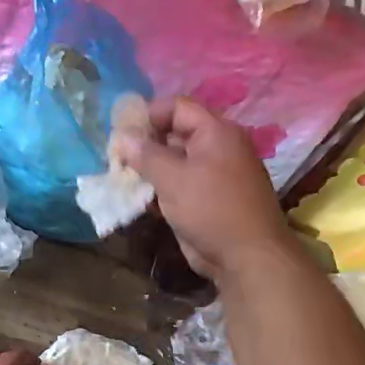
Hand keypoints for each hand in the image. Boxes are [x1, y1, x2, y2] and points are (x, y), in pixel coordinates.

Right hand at [117, 96, 296, 280]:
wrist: (248, 257)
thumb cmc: (211, 209)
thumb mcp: (173, 178)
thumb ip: (146, 155)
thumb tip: (122, 137)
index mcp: (216, 132)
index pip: (177, 107)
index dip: (148, 114)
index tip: (121, 130)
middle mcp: (218, 148)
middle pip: (176, 134)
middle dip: (146, 144)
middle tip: (117, 156)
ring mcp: (215, 175)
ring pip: (177, 163)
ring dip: (151, 170)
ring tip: (122, 178)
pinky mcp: (209, 200)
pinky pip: (182, 186)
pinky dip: (162, 189)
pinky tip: (141, 199)